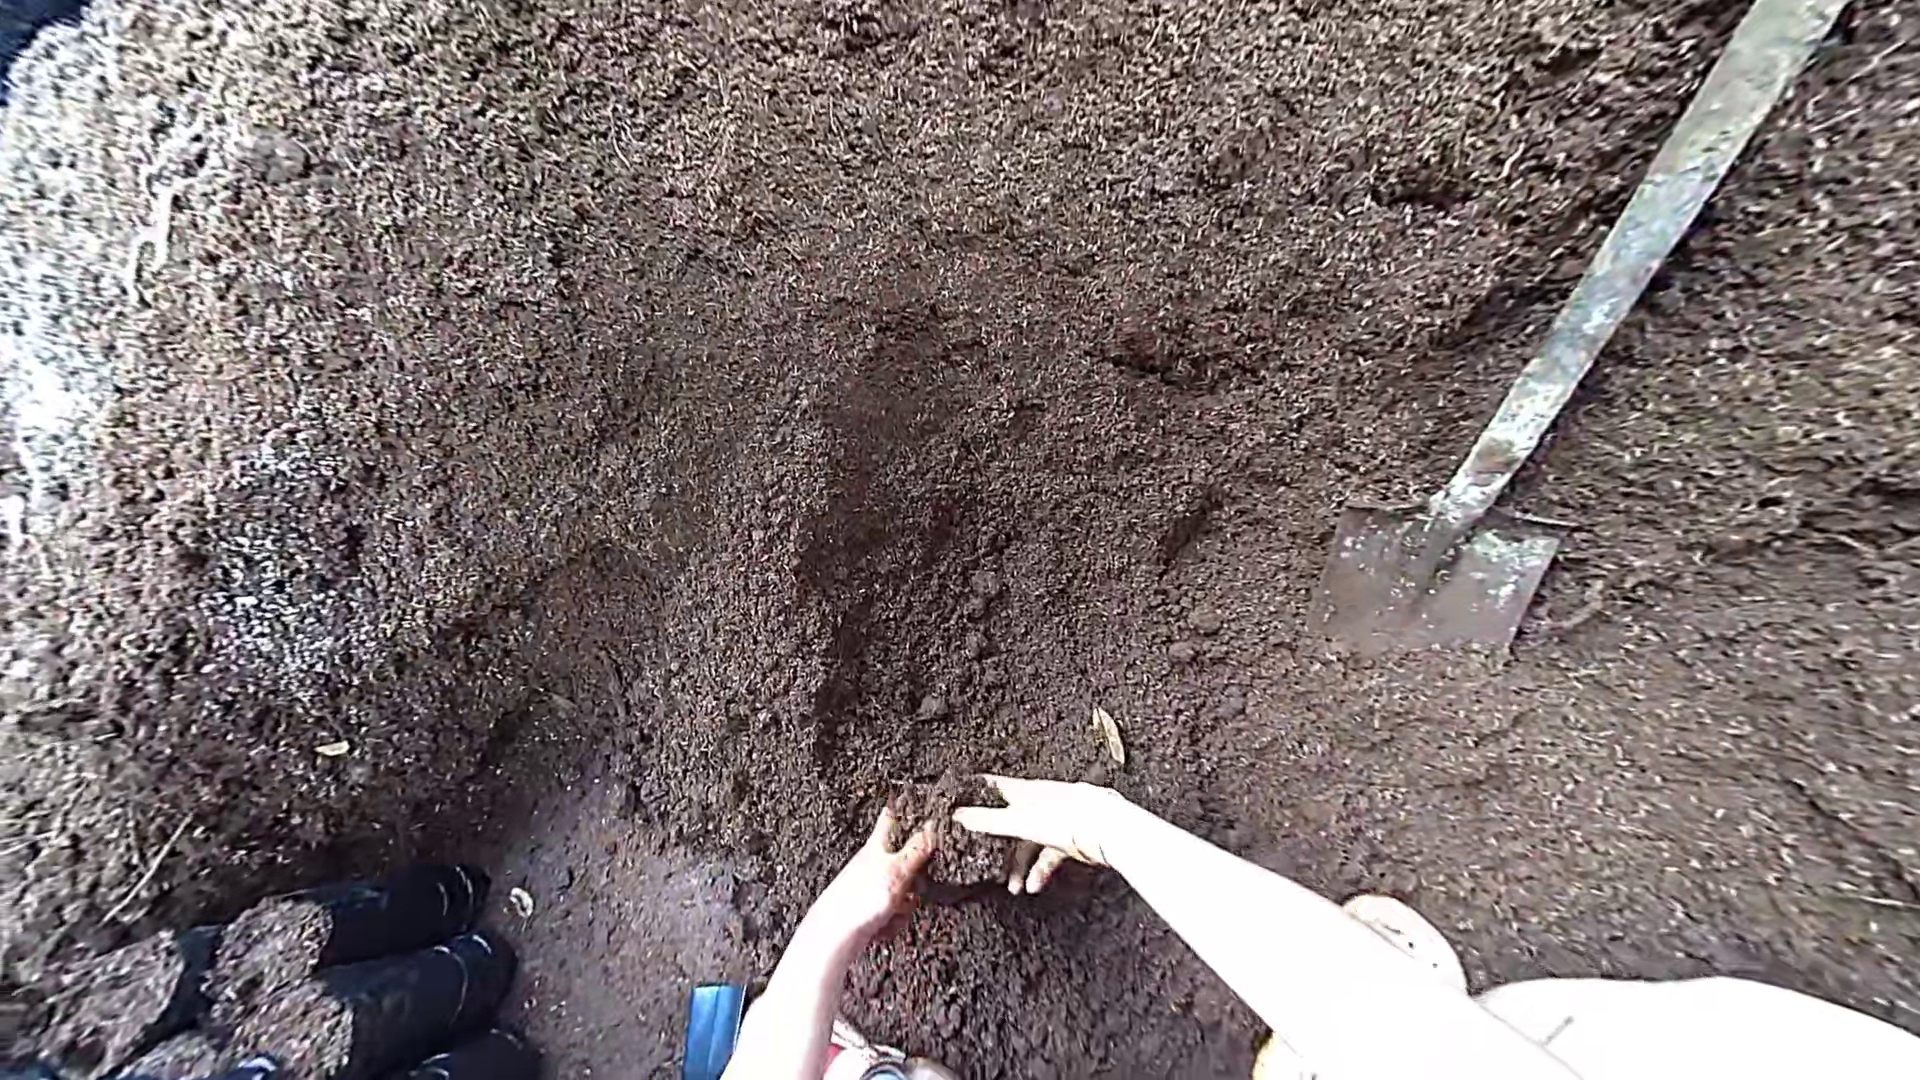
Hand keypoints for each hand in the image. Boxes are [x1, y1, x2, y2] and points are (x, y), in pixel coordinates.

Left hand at [802, 806, 937, 947]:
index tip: (916, 806)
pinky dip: (892, 921)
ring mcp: (871, 885)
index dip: (904, 809)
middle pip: (905, 859)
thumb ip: (917, 848)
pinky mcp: (869, 910)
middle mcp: (874, 861)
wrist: (833, 937)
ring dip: (903, 905)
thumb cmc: (859, 898)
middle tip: (912, 886)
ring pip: (902, 889)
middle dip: (914, 877)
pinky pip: (893, 912)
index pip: (892, 816)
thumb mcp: (898, 869)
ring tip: (892, 911)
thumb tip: (932, 826)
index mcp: (878, 843)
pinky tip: (883, 926)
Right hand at [953, 774, 1135, 894]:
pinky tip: (1033, 886)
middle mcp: (1038, 802)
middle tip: (983, 858)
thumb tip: (957, 814)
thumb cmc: (1063, 816)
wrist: (1105, 828)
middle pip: (1010, 820)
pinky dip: (1040, 871)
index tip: (960, 797)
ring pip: (1029, 842)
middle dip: (997, 842)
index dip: (977, 791)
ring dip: (1019, 865)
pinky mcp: (1070, 839)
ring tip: (1012, 887)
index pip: (994, 787)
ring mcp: (1055, 820)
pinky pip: (1048, 856)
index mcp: (1025, 791)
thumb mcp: (1018, 820)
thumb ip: (987, 820)